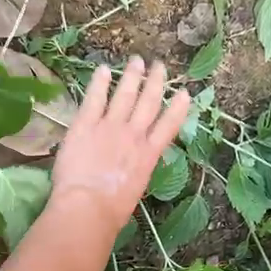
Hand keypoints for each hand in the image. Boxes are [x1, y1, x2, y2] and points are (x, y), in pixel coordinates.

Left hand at [50, 57, 191, 223]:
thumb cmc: (112, 210)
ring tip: (137, 60)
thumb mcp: (135, 188)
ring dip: (132, 76)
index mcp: (149, 154)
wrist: (88, 207)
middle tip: (160, 65)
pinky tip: (104, 69)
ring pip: (125, 95)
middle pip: (148, 102)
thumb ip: (136, 169)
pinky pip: (95, 99)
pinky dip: (100, 83)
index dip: (178, 107)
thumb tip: (133, 165)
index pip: (169, 125)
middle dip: (155, 82)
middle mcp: (133, 135)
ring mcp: (110, 127)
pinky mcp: (85, 125)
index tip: (184, 92)